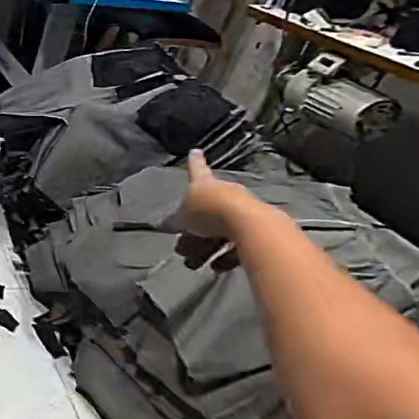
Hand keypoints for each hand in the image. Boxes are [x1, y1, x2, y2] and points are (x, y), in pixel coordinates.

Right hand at [170, 150, 249, 271]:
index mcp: (205, 184)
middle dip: (192, 231)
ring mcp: (242, 211)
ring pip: (219, 231)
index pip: (196, 169)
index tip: (195, 150)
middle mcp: (225, 193)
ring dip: (204, 248)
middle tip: (181, 248)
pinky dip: (224, 255)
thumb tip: (163, 224)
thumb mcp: (183, 217)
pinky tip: (215, 268)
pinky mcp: (255, 230)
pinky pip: (235, 244)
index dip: (194, 162)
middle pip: (205, 210)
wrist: (249, 224)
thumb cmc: (210, 212)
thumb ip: (174, 221)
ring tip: (193, 265)